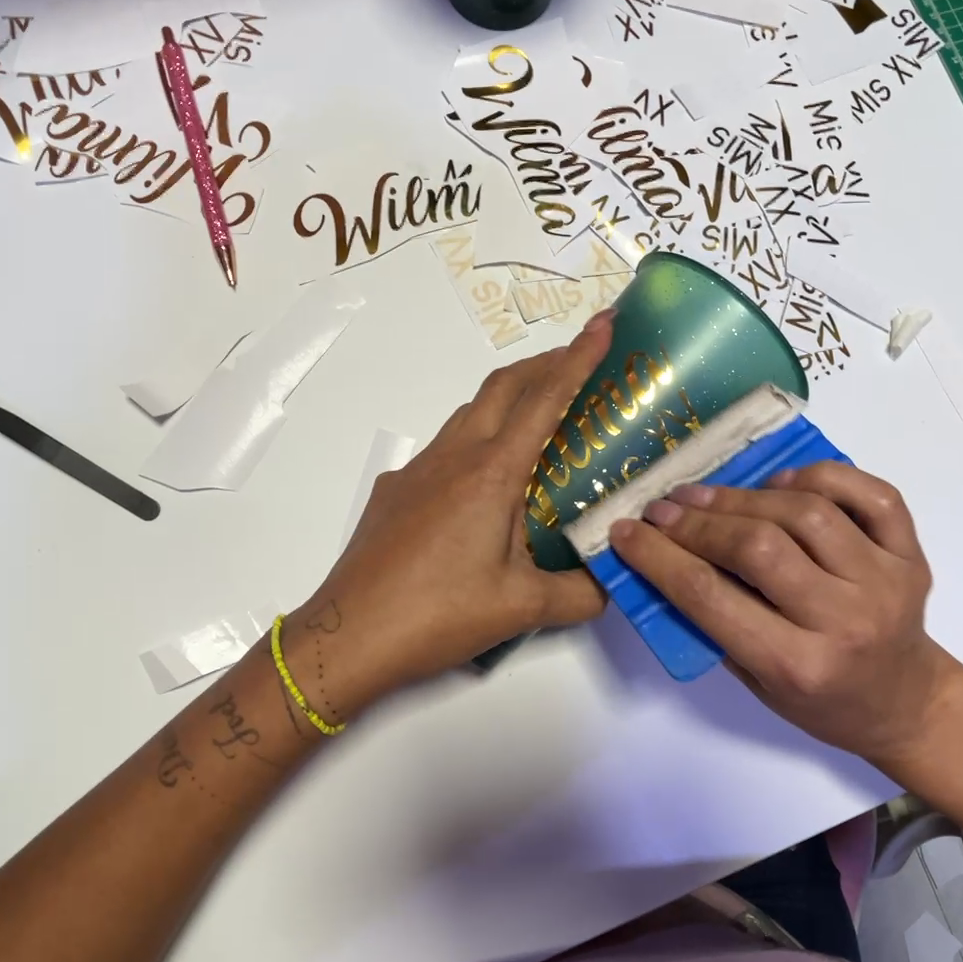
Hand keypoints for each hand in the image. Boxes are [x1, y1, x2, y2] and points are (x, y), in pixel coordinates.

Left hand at [288, 311, 614, 713]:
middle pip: (502, 386)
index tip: (603, 326)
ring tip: (537, 422)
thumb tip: (612, 584)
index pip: (544, 400)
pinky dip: (474, 444)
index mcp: (492, 474)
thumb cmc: (439, 614)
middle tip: (578, 363)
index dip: (579, 358)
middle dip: (543, 364)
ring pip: (469, 414)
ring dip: (506, 401)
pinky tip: (481, 489)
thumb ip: (580, 594)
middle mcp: (454, 457)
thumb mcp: (521, 608)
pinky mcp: (394, 491)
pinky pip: (443, 450)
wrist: (350, 635)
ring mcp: (417, 470)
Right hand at [608, 463, 948, 765]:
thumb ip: (715, 620)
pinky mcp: (912, 555)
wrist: (906, 704)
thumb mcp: (754, 680)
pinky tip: (783, 484)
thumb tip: (667, 552)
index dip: (658, 556)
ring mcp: (885, 582)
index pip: (710, 595)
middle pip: (757, 546)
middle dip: (696, 521)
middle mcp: (844, 619)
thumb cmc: (819, 702)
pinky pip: (869, 494)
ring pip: (806, 511)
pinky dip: (821, 476)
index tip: (626, 530)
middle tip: (663, 508)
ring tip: (709, 495)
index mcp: (798, 664)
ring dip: (745, 495)